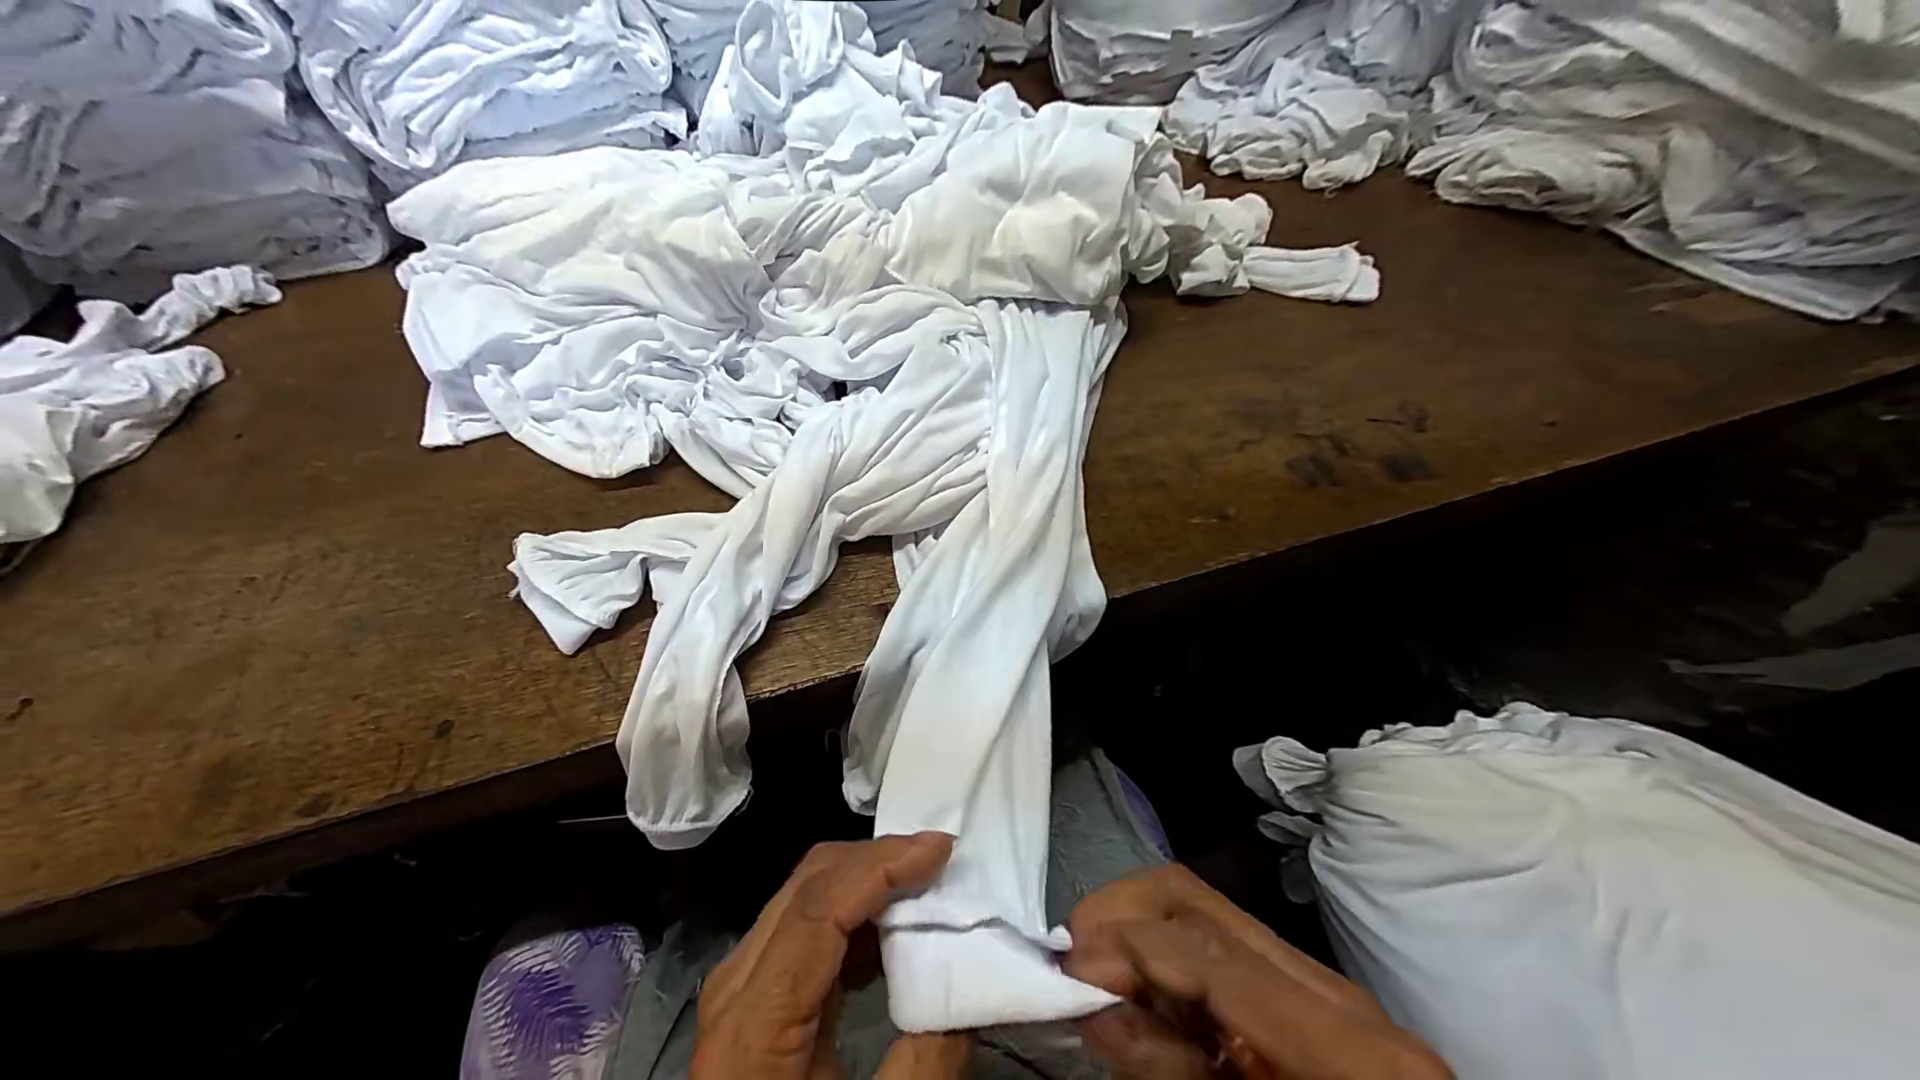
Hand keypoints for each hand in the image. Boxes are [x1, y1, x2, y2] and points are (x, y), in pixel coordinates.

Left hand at [690, 832, 970, 1079]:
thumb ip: (925, 1062)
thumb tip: (972, 990)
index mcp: (755, 1021)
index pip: (819, 908)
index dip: (881, 866)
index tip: (940, 849)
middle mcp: (736, 984)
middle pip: (808, 884)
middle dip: (878, 859)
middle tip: (939, 859)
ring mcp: (740, 981)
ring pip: (806, 892)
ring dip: (868, 877)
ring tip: (925, 882)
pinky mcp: (754, 988)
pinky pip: (805, 921)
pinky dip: (853, 907)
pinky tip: (893, 922)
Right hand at [1065, 865, 1451, 1079]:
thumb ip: (1167, 1069)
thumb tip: (1093, 1007)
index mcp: (1342, 1047)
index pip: (1204, 946)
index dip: (1122, 946)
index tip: (1068, 976)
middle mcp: (1334, 994)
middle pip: (1190, 896)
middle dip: (1116, 915)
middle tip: (1077, 969)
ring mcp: (1324, 988)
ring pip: (1198, 904)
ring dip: (1132, 927)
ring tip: (1105, 983)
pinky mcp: (1308, 997)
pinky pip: (1215, 942)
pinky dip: (1162, 952)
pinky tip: (1149, 999)